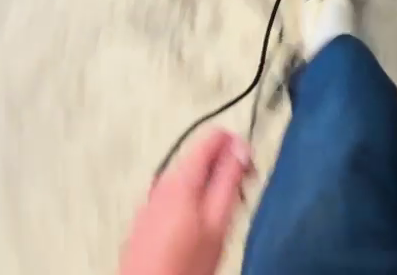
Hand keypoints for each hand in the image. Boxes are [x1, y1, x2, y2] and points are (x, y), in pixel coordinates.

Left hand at [121, 131, 254, 274]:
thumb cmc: (185, 264)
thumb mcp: (217, 221)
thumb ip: (230, 178)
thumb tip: (241, 147)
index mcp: (181, 176)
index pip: (213, 135)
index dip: (236, 143)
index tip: (249, 164)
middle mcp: (162, 179)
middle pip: (200, 154)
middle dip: (225, 166)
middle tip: (242, 190)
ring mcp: (151, 198)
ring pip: (189, 174)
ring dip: (210, 183)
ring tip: (223, 211)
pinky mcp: (147, 216)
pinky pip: (175, 193)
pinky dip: (193, 197)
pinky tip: (200, 224)